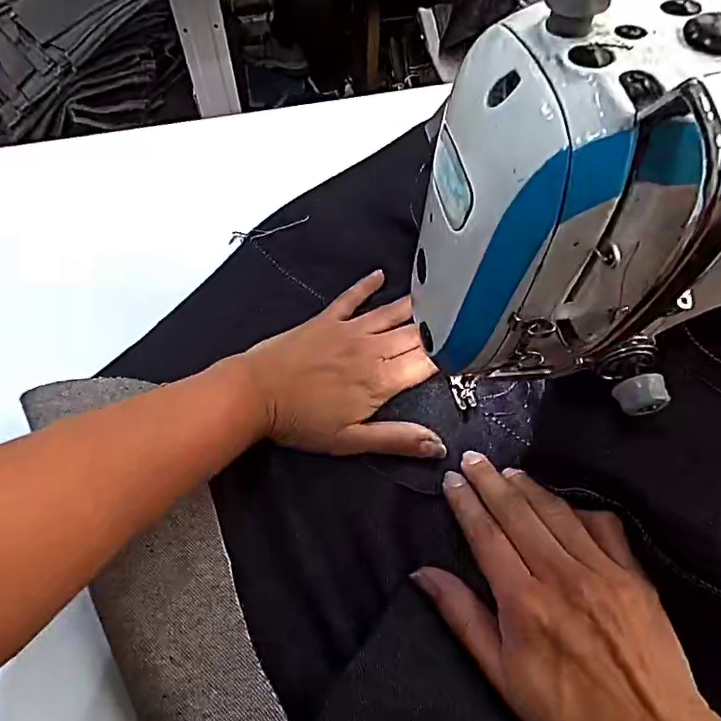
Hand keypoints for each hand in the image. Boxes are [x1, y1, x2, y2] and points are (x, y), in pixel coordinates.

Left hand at [235, 269, 444, 458]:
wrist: (254, 392)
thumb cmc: (300, 420)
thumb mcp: (350, 440)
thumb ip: (397, 439)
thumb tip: (437, 445)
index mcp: (381, 380)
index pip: (427, 362)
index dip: (450, 356)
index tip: (466, 353)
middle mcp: (372, 349)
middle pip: (416, 335)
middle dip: (441, 329)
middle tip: (461, 320)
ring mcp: (350, 330)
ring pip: (393, 313)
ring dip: (416, 306)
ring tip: (439, 296)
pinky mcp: (328, 319)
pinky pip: (353, 297)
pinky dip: (367, 285)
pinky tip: (380, 275)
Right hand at [412, 453, 720, 720]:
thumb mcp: (505, 681)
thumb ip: (464, 619)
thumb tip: (425, 576)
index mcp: (524, 604)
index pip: (486, 534)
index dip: (466, 503)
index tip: (453, 480)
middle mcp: (561, 576)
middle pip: (517, 512)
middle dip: (490, 480)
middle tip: (474, 458)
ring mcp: (602, 570)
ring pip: (557, 511)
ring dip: (529, 486)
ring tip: (509, 471)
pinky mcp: (634, 573)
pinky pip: (602, 524)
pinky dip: (578, 506)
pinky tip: (565, 501)